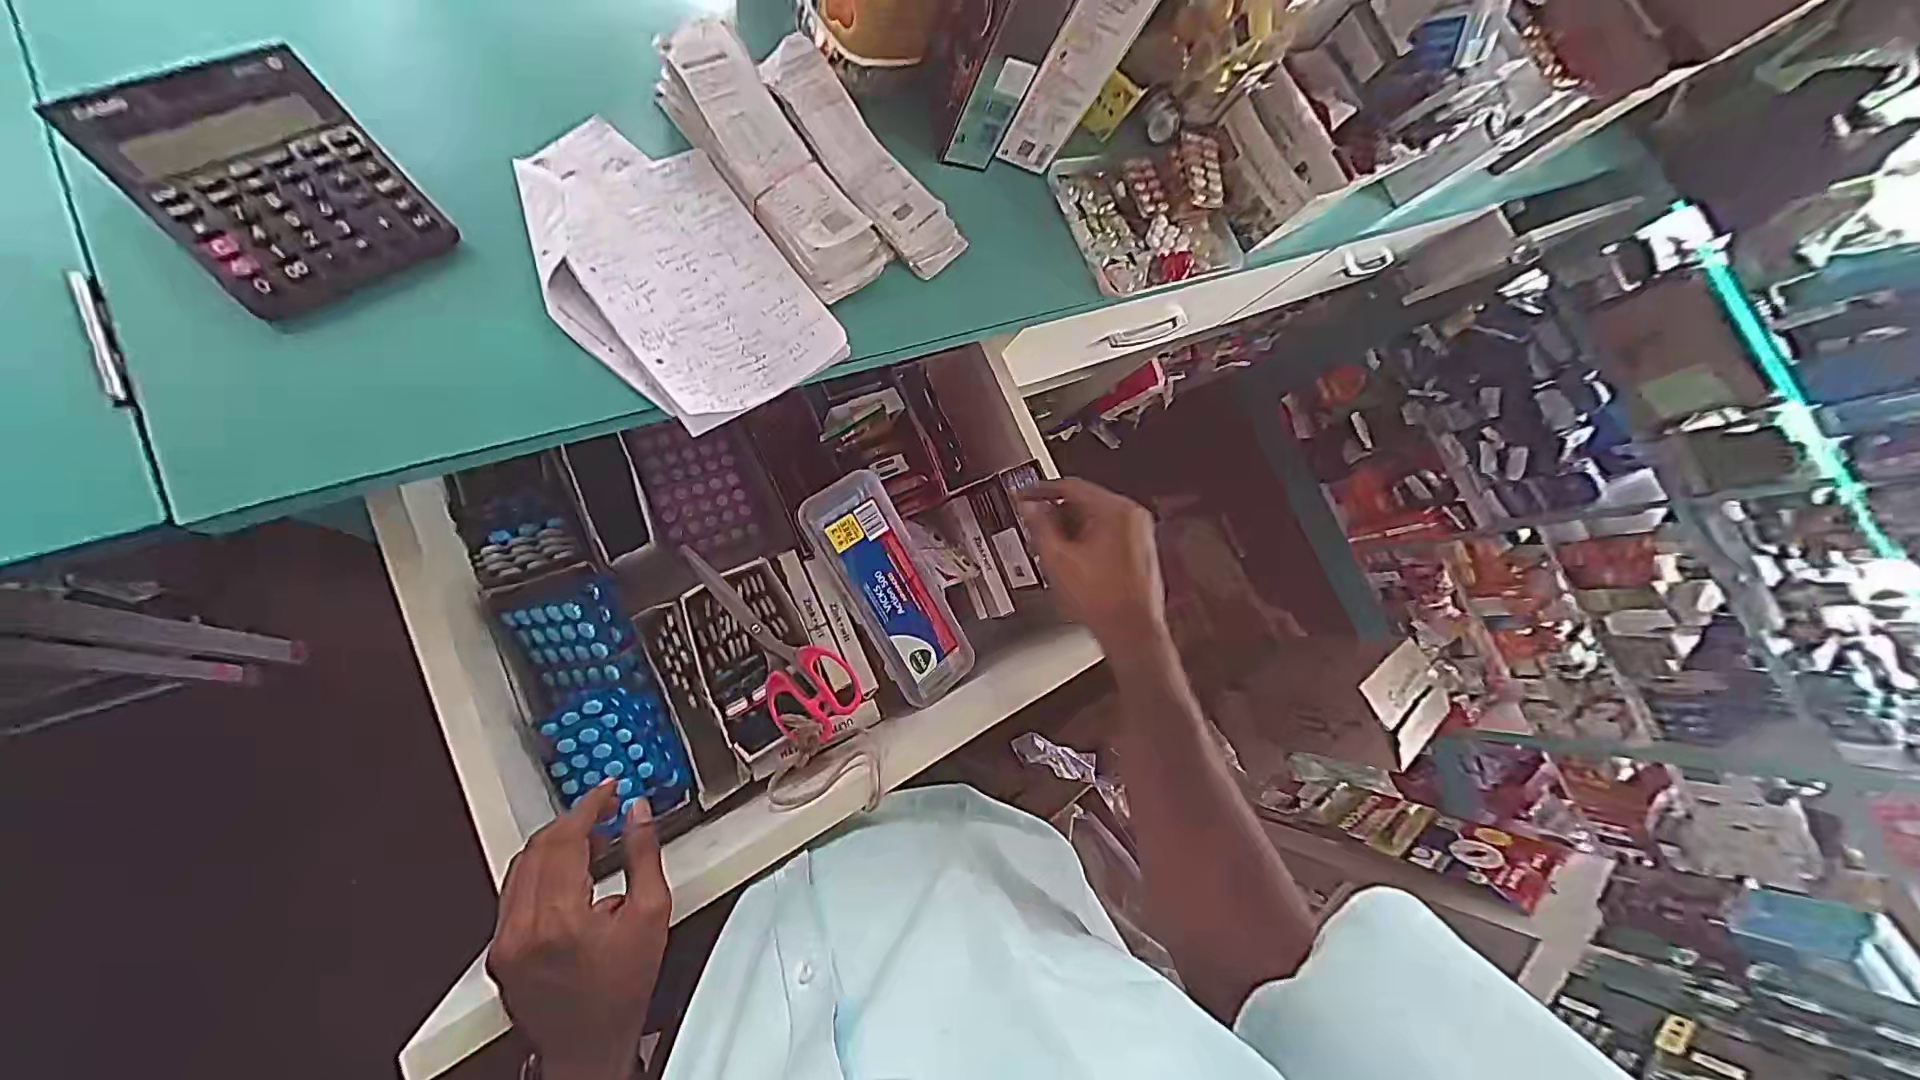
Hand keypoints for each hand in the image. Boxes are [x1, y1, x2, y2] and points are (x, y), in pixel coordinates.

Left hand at [487, 783, 669, 1079]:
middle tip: (606, 809)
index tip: (608, 790)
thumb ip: (644, 855)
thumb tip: (638, 814)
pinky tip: (572, 867)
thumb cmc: (622, 990)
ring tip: (594, 837)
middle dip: (575, 819)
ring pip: (523, 866)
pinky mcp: (500, 950)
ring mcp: (505, 942)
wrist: (589, 1045)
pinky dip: (544, 867)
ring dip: (558, 842)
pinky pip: (516, 890)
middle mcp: (521, 930)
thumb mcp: (652, 913)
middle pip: (539, 847)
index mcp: (559, 920)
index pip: (565, 840)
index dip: (589, 806)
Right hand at [1015, 477, 1166, 649]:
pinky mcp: (1138, 550)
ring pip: (1094, 518)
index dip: (1041, 490)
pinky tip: (1069, 558)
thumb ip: (1040, 526)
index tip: (1025, 495)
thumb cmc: (1103, 601)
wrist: (1130, 631)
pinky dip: (1085, 539)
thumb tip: (1031, 509)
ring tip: (1049, 546)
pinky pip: (1105, 533)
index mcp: (1115, 511)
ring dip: (1069, 528)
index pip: (1071, 486)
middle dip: (1055, 513)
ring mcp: (1138, 533)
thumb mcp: (1058, 559)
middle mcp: (1132, 517)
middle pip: (1084, 501)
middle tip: (1033, 523)